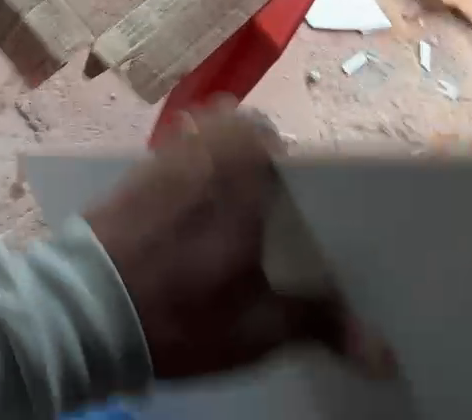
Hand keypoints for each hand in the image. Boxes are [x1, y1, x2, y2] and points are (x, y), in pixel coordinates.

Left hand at [83, 106, 389, 380]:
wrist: (87, 306)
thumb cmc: (179, 311)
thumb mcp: (255, 329)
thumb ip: (319, 325)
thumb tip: (384, 352)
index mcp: (240, 181)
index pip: (269, 134)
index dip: (285, 150)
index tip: (295, 179)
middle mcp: (201, 155)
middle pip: (233, 119)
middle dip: (252, 141)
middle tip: (265, 183)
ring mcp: (161, 158)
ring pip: (199, 127)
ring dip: (217, 143)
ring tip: (229, 189)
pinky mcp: (133, 172)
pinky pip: (170, 145)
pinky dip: (186, 157)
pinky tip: (188, 202)